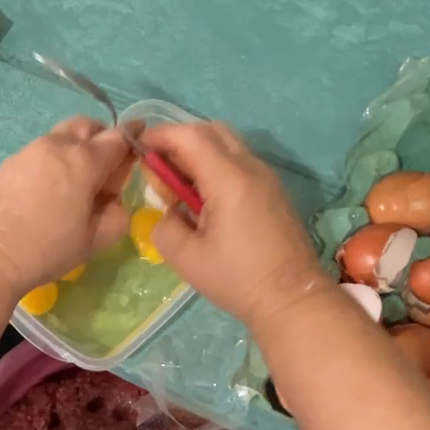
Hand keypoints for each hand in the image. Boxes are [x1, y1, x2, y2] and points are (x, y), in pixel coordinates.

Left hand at [0, 116, 132, 296]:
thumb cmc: (46, 250)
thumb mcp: (93, 240)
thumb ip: (116, 215)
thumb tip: (113, 200)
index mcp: (85, 160)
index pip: (119, 137)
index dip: (133, 140)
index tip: (138, 149)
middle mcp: (56, 146)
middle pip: (86, 126)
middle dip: (101, 137)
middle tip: (104, 164)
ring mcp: (27, 152)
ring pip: (59, 137)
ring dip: (73, 148)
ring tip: (73, 180)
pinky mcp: (6, 165)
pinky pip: (37, 154)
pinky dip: (50, 161)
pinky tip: (45, 191)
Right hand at [144, 122, 326, 326]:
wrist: (291, 298)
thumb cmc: (236, 279)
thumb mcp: (185, 258)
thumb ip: (165, 225)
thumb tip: (168, 211)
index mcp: (228, 180)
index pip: (190, 137)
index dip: (160, 136)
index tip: (138, 148)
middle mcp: (250, 168)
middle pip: (211, 131)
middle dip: (179, 140)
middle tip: (158, 167)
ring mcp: (266, 177)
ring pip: (227, 144)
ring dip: (197, 153)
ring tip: (177, 185)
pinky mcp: (272, 191)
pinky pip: (238, 163)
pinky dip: (214, 167)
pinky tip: (202, 199)